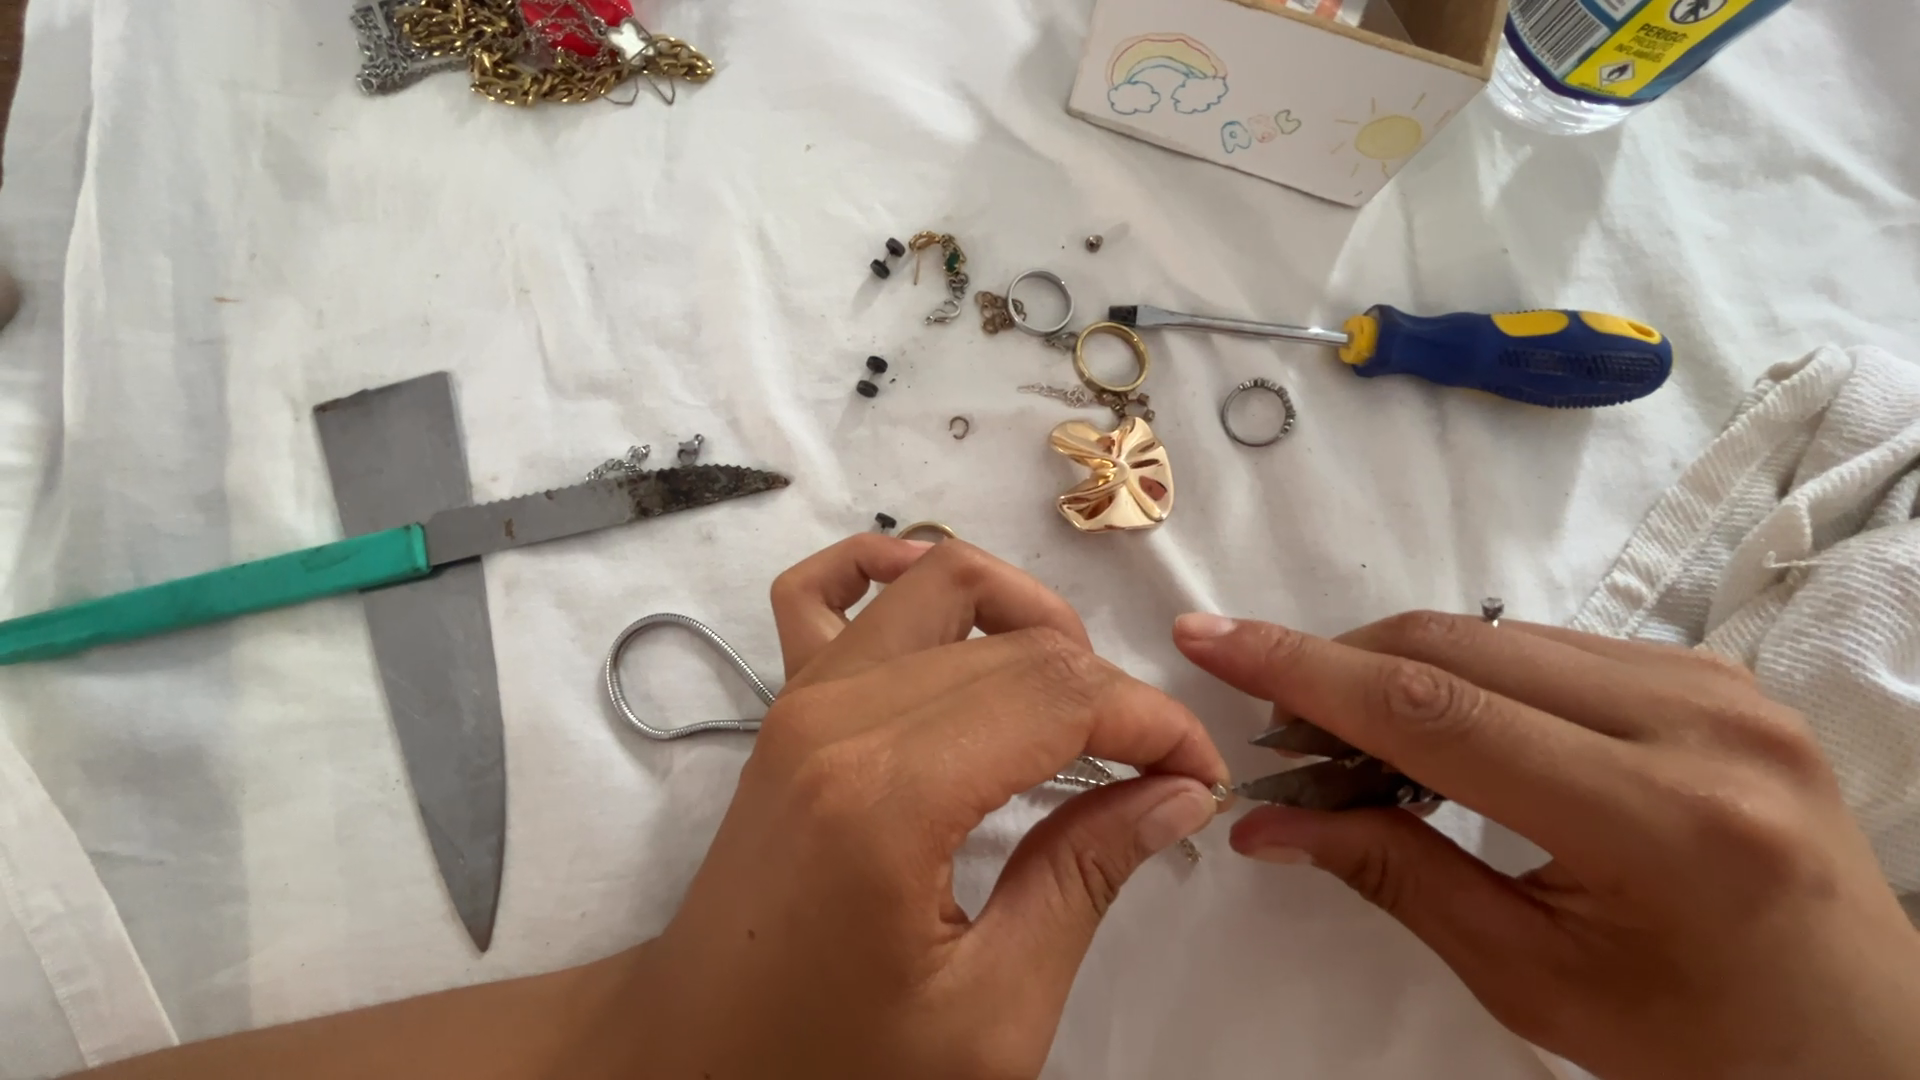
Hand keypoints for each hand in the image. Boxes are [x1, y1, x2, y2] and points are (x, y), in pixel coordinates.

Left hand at [636, 536, 1228, 1078]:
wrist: (696, 1054)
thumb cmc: (838, 1060)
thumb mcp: (991, 1014)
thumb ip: (1086, 878)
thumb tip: (1174, 792)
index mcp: (891, 796)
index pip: (1060, 697)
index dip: (1153, 722)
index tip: (1197, 774)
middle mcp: (841, 713)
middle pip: (1019, 644)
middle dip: (1111, 689)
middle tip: (1151, 762)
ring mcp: (804, 693)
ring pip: (943, 585)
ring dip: (1029, 615)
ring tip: (1071, 691)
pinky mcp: (786, 698)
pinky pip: (821, 589)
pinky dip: (888, 566)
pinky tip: (942, 600)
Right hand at [1175, 611, 1919, 1079]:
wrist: (1875, 1051)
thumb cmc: (1698, 1045)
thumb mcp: (1527, 979)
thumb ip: (1387, 873)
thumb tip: (1259, 822)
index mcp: (1666, 824)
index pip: (1432, 710)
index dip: (1301, 669)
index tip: (1208, 637)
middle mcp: (1702, 724)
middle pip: (1451, 650)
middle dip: (1331, 666)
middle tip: (1270, 721)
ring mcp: (1716, 684)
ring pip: (1485, 634)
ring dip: (1387, 669)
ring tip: (1346, 733)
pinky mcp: (1708, 671)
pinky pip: (1532, 644)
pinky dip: (1453, 671)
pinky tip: (1435, 725)